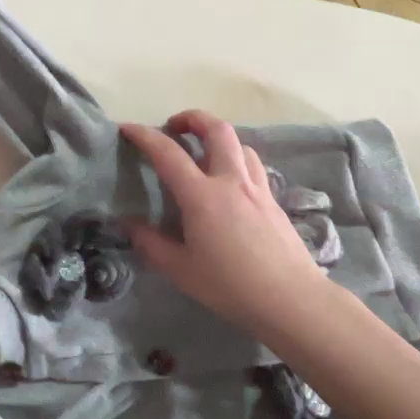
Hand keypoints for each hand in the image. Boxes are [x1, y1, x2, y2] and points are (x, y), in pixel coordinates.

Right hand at [124, 110, 333, 338]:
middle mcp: (230, 181)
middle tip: (175, 127)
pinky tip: (231, 182)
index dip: (144, 135)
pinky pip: (253, 166)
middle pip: (216, 129)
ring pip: (239, 144)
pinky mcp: (274, 201)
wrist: (292, 300)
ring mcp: (257, 188)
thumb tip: (128, 225)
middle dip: (193, 118)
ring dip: (218, 138)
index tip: (128, 128)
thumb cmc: (231, 286)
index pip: (168, 153)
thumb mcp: (181, 270)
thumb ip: (152, 244)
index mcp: (201, 195)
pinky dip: (237, 160)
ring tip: (205, 152)